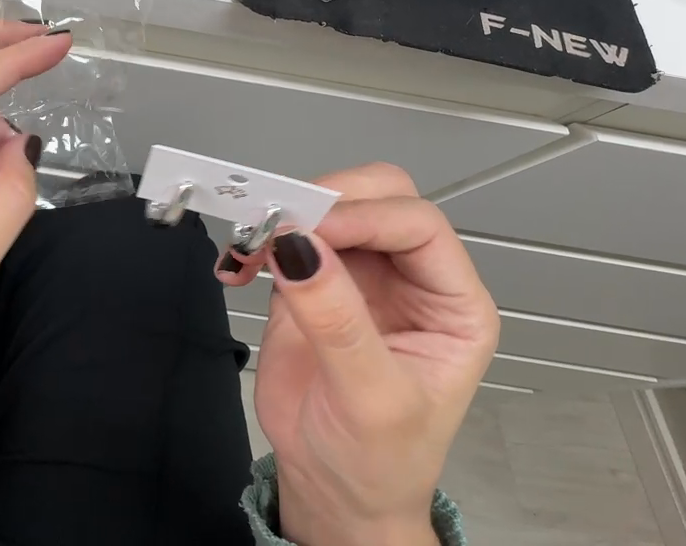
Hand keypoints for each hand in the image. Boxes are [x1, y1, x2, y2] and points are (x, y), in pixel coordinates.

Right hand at [215, 164, 498, 545]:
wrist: (331, 489)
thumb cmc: (376, 459)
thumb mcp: (371, 400)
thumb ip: (338, 322)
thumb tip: (297, 244)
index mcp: (451, 302)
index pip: (417, 224)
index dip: (363, 217)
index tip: (305, 233)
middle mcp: (408, 277)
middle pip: (376, 197)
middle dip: (324, 201)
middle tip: (276, 225)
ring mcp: (356, 275)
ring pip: (325, 207)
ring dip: (280, 214)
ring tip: (245, 248)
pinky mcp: (307, 280)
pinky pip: (283, 235)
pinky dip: (253, 239)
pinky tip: (235, 268)